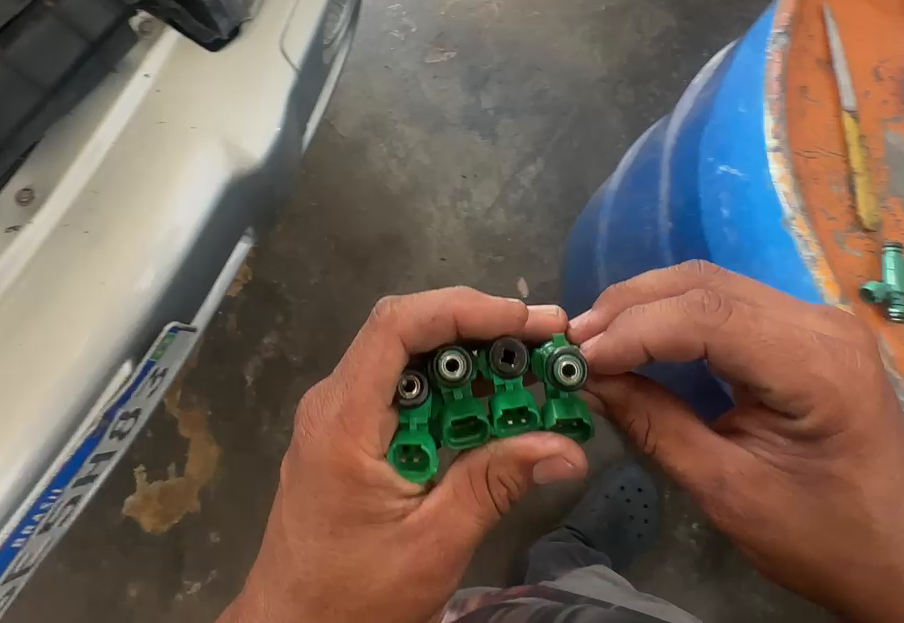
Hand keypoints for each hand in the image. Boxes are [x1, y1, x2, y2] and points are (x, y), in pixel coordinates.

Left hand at [221, 289, 589, 622]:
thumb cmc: (353, 599)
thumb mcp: (432, 547)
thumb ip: (494, 485)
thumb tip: (568, 448)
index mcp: (343, 417)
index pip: (397, 325)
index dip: (463, 309)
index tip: (523, 320)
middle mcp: (335, 398)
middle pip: (406, 330)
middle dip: (478, 324)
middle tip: (545, 335)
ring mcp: (339, 412)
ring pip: (408, 355)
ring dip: (469, 353)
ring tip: (532, 359)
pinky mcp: (351, 432)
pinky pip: (404, 387)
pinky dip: (452, 385)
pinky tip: (493, 397)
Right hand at [571, 261, 903, 622]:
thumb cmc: (825, 539)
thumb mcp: (729, 494)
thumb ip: (655, 426)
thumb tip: (588, 378)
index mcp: (818, 368)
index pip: (707, 316)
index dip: (635, 329)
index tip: (580, 357)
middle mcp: (820, 322)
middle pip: (703, 284)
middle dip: (629, 307)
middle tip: (575, 341)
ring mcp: (815, 316)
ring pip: (707, 281)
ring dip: (644, 303)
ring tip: (596, 336)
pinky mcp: (802, 324)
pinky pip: (722, 297)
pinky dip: (670, 310)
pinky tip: (637, 331)